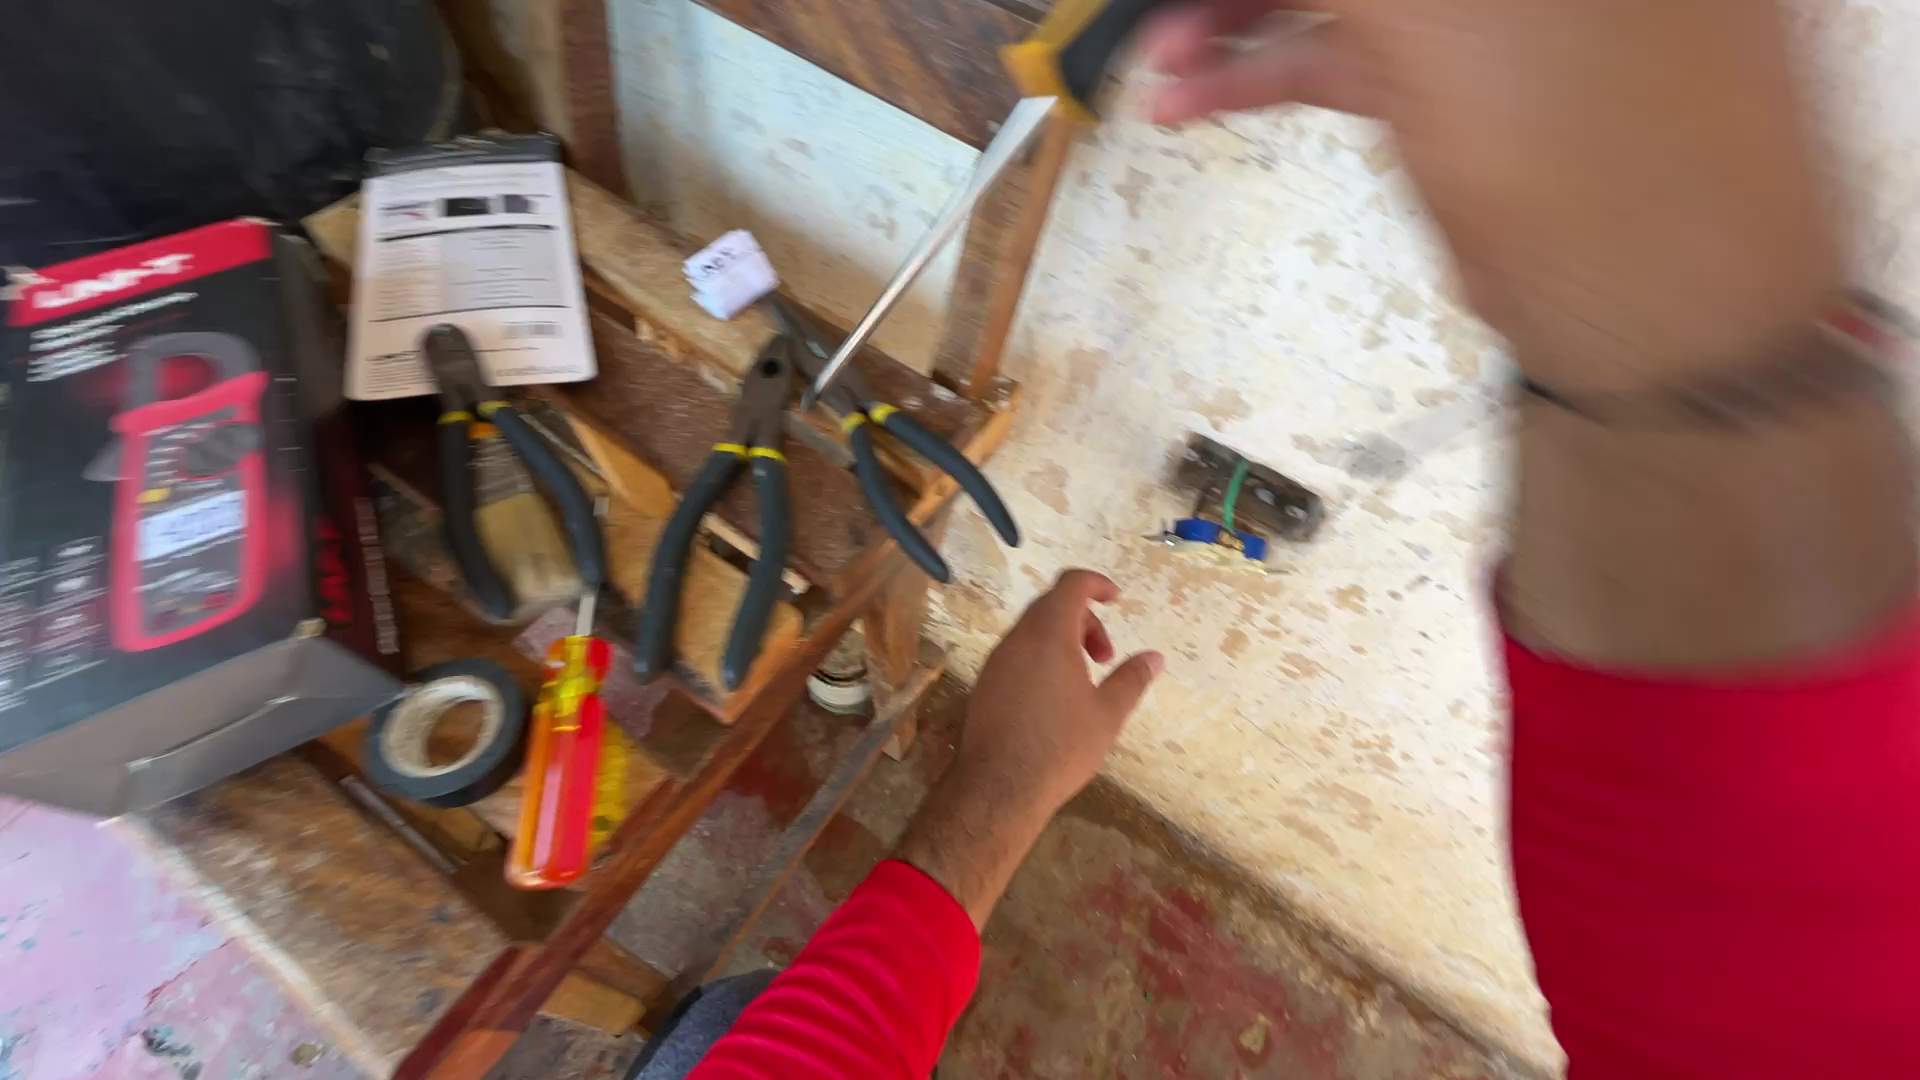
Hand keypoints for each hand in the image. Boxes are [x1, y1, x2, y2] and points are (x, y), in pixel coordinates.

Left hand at [957, 569, 1163, 816]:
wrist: (999, 786)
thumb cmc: (1060, 746)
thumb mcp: (1107, 714)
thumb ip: (1131, 679)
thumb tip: (1155, 657)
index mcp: (1049, 635)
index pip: (1070, 584)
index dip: (1095, 583)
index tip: (1116, 599)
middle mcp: (1018, 639)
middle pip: (1051, 605)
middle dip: (1085, 620)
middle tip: (1105, 657)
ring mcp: (997, 660)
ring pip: (1032, 630)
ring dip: (1063, 640)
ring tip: (1083, 681)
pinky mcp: (986, 682)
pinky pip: (1017, 652)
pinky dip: (1041, 656)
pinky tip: (1054, 697)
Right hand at [1139, 1, 1842, 393]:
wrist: (1627, 296)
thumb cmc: (1574, 155)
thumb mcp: (1449, 32)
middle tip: (1160, 12)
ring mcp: (1467, 15)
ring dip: (1236, 27)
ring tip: (1156, 64)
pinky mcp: (1433, 81)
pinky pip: (1330, 60)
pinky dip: (1256, 79)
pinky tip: (1187, 101)